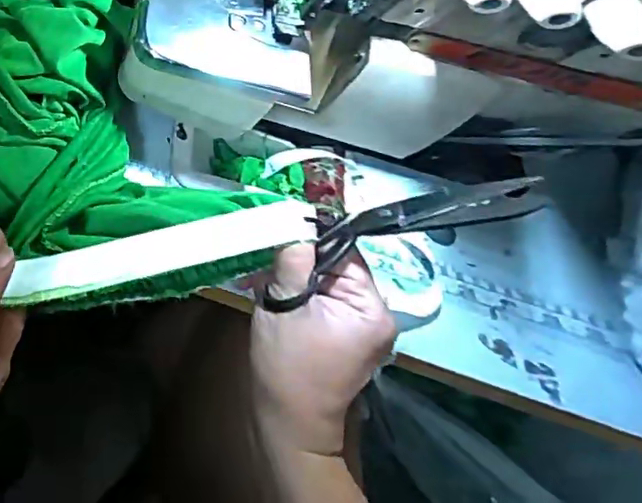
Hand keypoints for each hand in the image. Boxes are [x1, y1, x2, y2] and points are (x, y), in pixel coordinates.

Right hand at [249, 243, 396, 456]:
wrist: (291, 422)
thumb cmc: (287, 365)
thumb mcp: (284, 303)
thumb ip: (293, 260)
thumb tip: (293, 219)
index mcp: (370, 307)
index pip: (342, 249)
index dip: (309, 235)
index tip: (276, 226)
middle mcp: (376, 312)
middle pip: (334, 260)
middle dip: (299, 255)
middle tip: (265, 253)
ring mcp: (362, 323)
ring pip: (324, 274)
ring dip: (294, 271)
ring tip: (266, 276)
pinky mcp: (346, 330)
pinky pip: (323, 292)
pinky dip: (298, 287)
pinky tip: (274, 291)